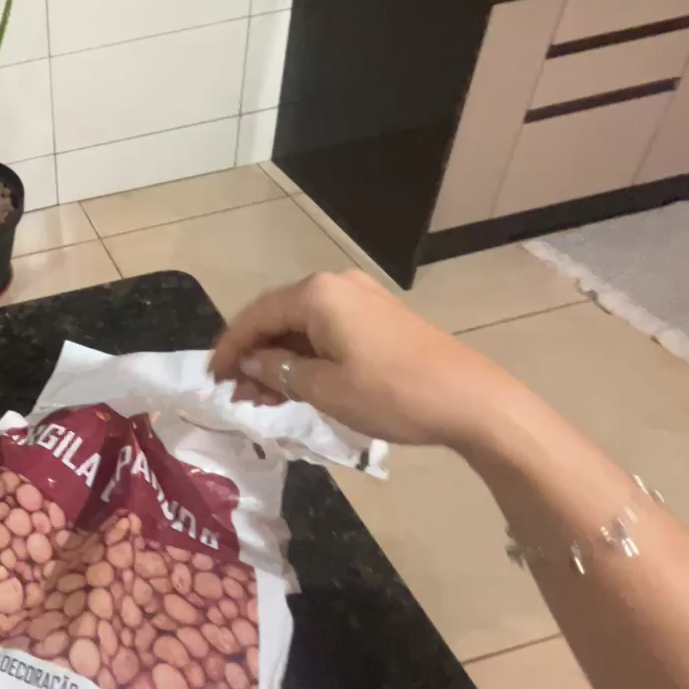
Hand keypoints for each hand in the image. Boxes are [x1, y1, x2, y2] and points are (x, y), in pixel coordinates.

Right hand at [208, 270, 526, 448]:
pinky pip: (326, 330)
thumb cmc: (393, 393)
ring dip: (279, 359)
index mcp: (316, 293)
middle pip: (277, 317)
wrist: (477, 404)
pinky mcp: (377, 316)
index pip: (255, 316)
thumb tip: (250, 364)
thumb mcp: (324, 388)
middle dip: (254, 355)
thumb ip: (277, 371)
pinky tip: (297, 383)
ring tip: (263, 397)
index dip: (230, 348)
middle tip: (237, 392)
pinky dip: (306, 355)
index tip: (211, 376)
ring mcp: (359, 298)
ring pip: (301, 326)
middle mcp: (334, 285)